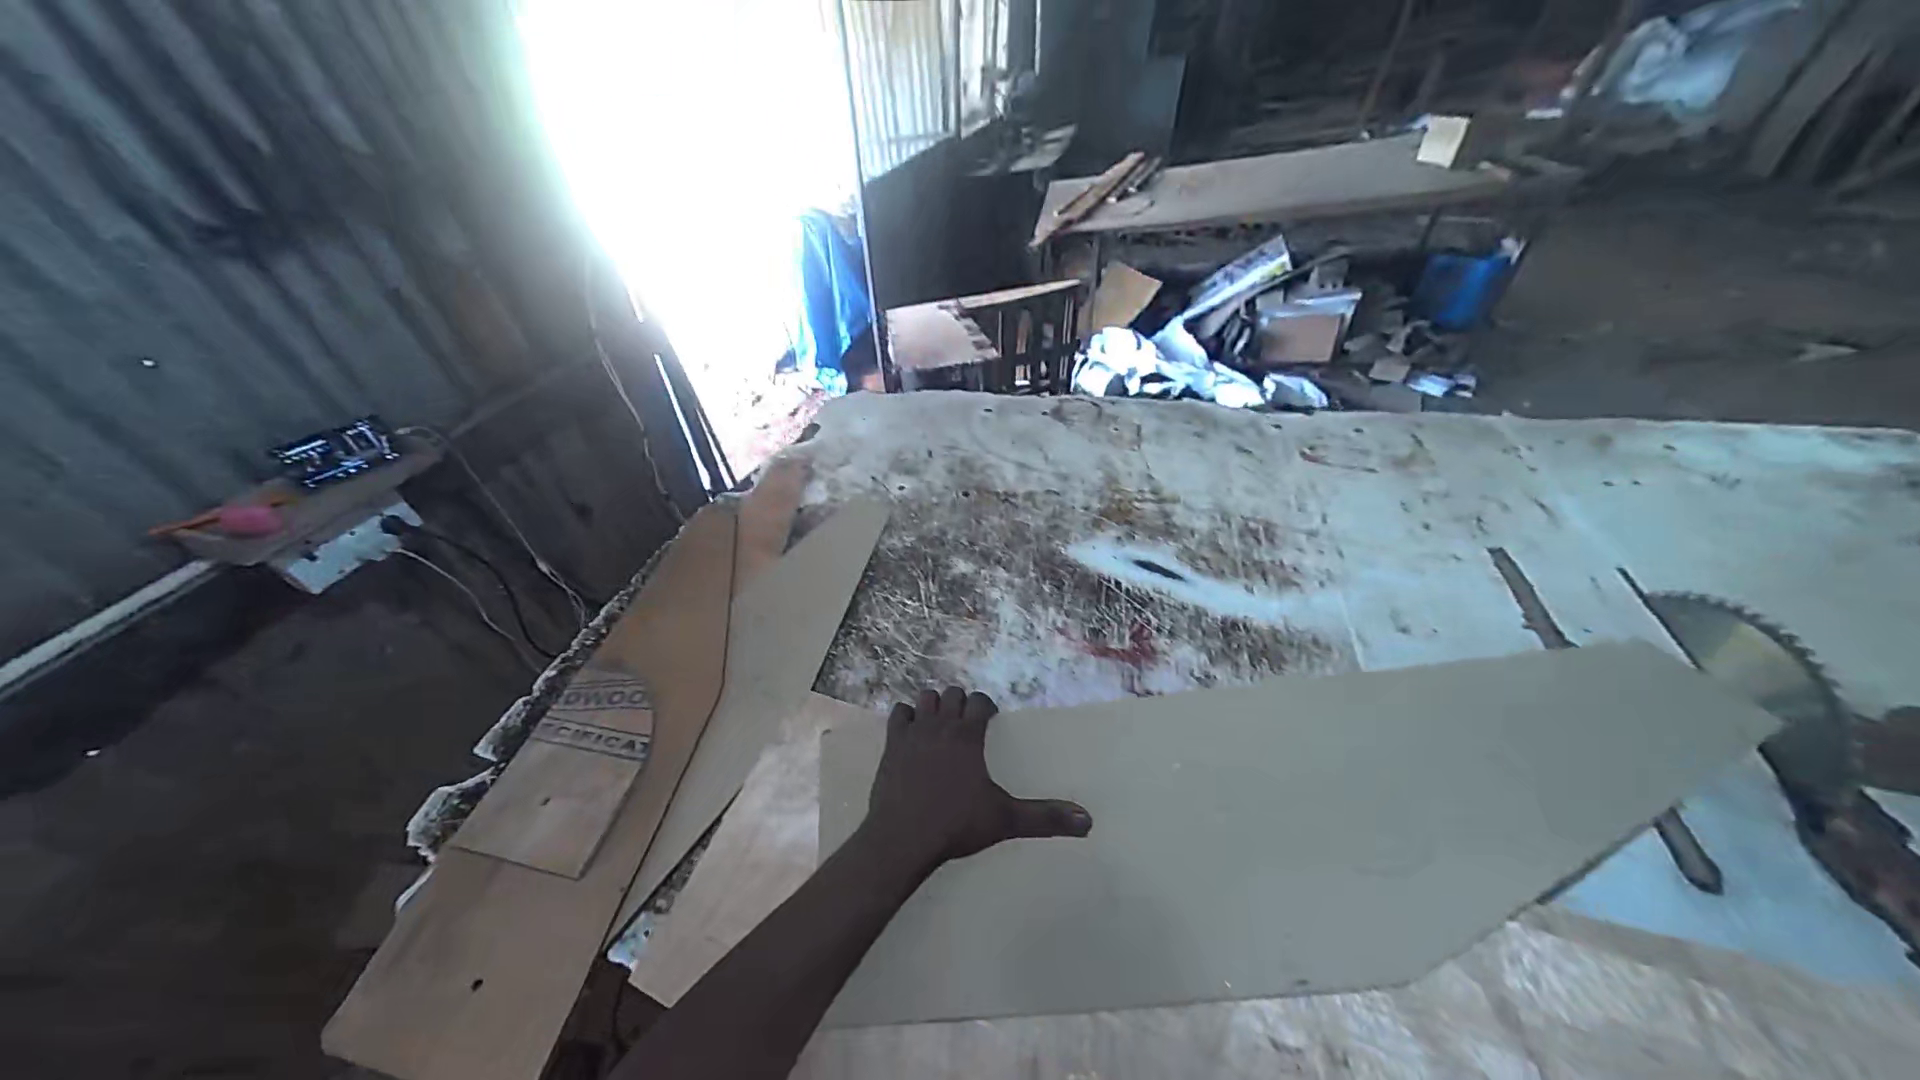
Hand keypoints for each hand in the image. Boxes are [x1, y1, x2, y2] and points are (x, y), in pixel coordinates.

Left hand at [860, 686, 1090, 873]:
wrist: (903, 837)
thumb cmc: (956, 825)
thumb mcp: (1005, 820)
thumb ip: (1045, 817)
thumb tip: (1088, 821)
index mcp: (968, 735)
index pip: (980, 701)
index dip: (986, 706)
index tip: (990, 719)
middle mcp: (941, 725)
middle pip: (952, 695)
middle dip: (961, 703)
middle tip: (967, 723)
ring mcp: (913, 732)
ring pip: (925, 698)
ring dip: (934, 705)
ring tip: (941, 724)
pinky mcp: (891, 744)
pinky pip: (899, 714)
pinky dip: (907, 717)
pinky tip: (912, 732)